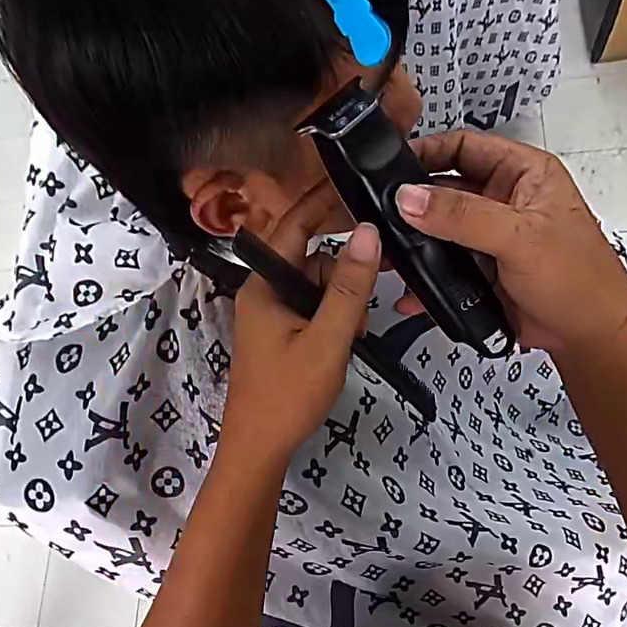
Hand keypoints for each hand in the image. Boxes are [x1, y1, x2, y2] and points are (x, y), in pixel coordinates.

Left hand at [224, 224, 381, 464]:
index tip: (350, 179)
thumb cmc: (288, 395)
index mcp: (264, 287)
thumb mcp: (327, 340)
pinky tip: (342, 346)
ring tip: (352, 340)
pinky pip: (311, 313)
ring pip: (315, 290)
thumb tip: (367, 232)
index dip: (320, 200)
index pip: (293, 226)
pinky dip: (331, 323)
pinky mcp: (278, 336)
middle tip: (364, 308)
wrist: (259, 447)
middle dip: (342, 278)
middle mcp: (263, 294)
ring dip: (340, 306)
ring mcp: (270, 316)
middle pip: (311, 262)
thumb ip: (348, 288)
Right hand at [395, 130, 626, 354]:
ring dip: (416, 243)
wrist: (587, 336)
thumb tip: (412, 198)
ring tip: (391, 254)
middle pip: (446, 189)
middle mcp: (505, 201)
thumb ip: (462, 215)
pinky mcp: (482, 271)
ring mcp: (491, 238)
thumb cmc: (580, 280)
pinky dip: (426, 279)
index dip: (428, 151)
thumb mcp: (519, 237)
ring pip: (441, 232)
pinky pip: (444, 268)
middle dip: (414, 204)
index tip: (393, 166)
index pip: (465, 145)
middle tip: (385, 215)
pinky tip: (411, 290)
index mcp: (524, 173)